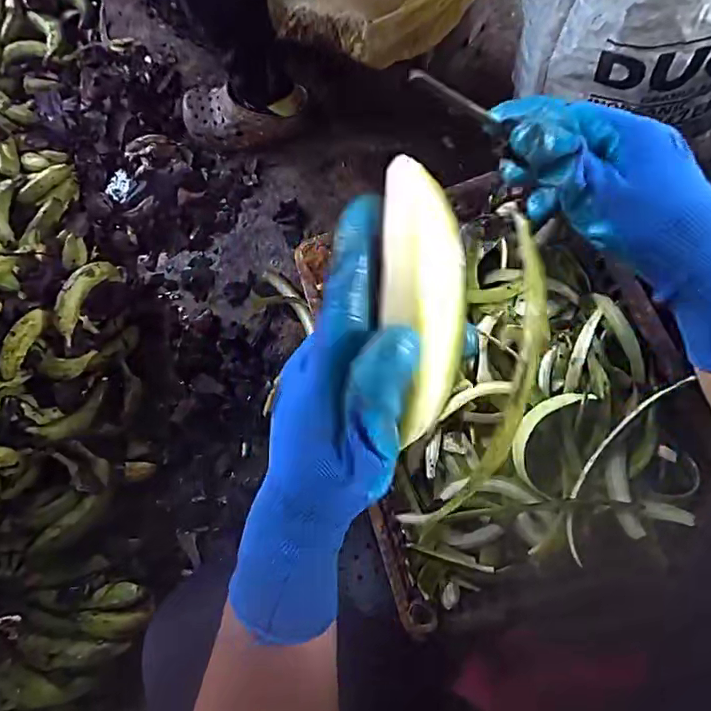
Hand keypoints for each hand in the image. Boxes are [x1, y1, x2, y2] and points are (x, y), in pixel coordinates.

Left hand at [231, 196, 418, 644]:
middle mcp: (320, 354)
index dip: (357, 249)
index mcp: (327, 367)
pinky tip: (406, 319)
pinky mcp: (326, 374)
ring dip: (378, 281)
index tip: (368, 205)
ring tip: (409, 257)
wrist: (301, 506)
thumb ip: (380, 392)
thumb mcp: (365, 447)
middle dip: (367, 249)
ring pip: (353, 312)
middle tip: (392, 212)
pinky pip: (356, 335)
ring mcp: (320, 363)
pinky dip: (378, 315)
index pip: (345, 296)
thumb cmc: (336, 482)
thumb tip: (403, 333)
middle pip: (348, 292)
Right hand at [494, 97, 710, 373]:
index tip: (493, 123)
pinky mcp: (647, 190)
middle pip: (574, 136)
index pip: (567, 112)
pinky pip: (601, 181)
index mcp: (628, 130)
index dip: (527, 118)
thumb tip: (525, 129)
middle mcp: (638, 139)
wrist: (702, 267)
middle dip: (537, 156)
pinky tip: (558, 214)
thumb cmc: (649, 227)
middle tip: (510, 175)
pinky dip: (575, 194)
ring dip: (552, 181)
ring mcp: (645, 165)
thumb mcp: (595, 190)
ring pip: (585, 162)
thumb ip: (558, 157)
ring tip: (531, 204)